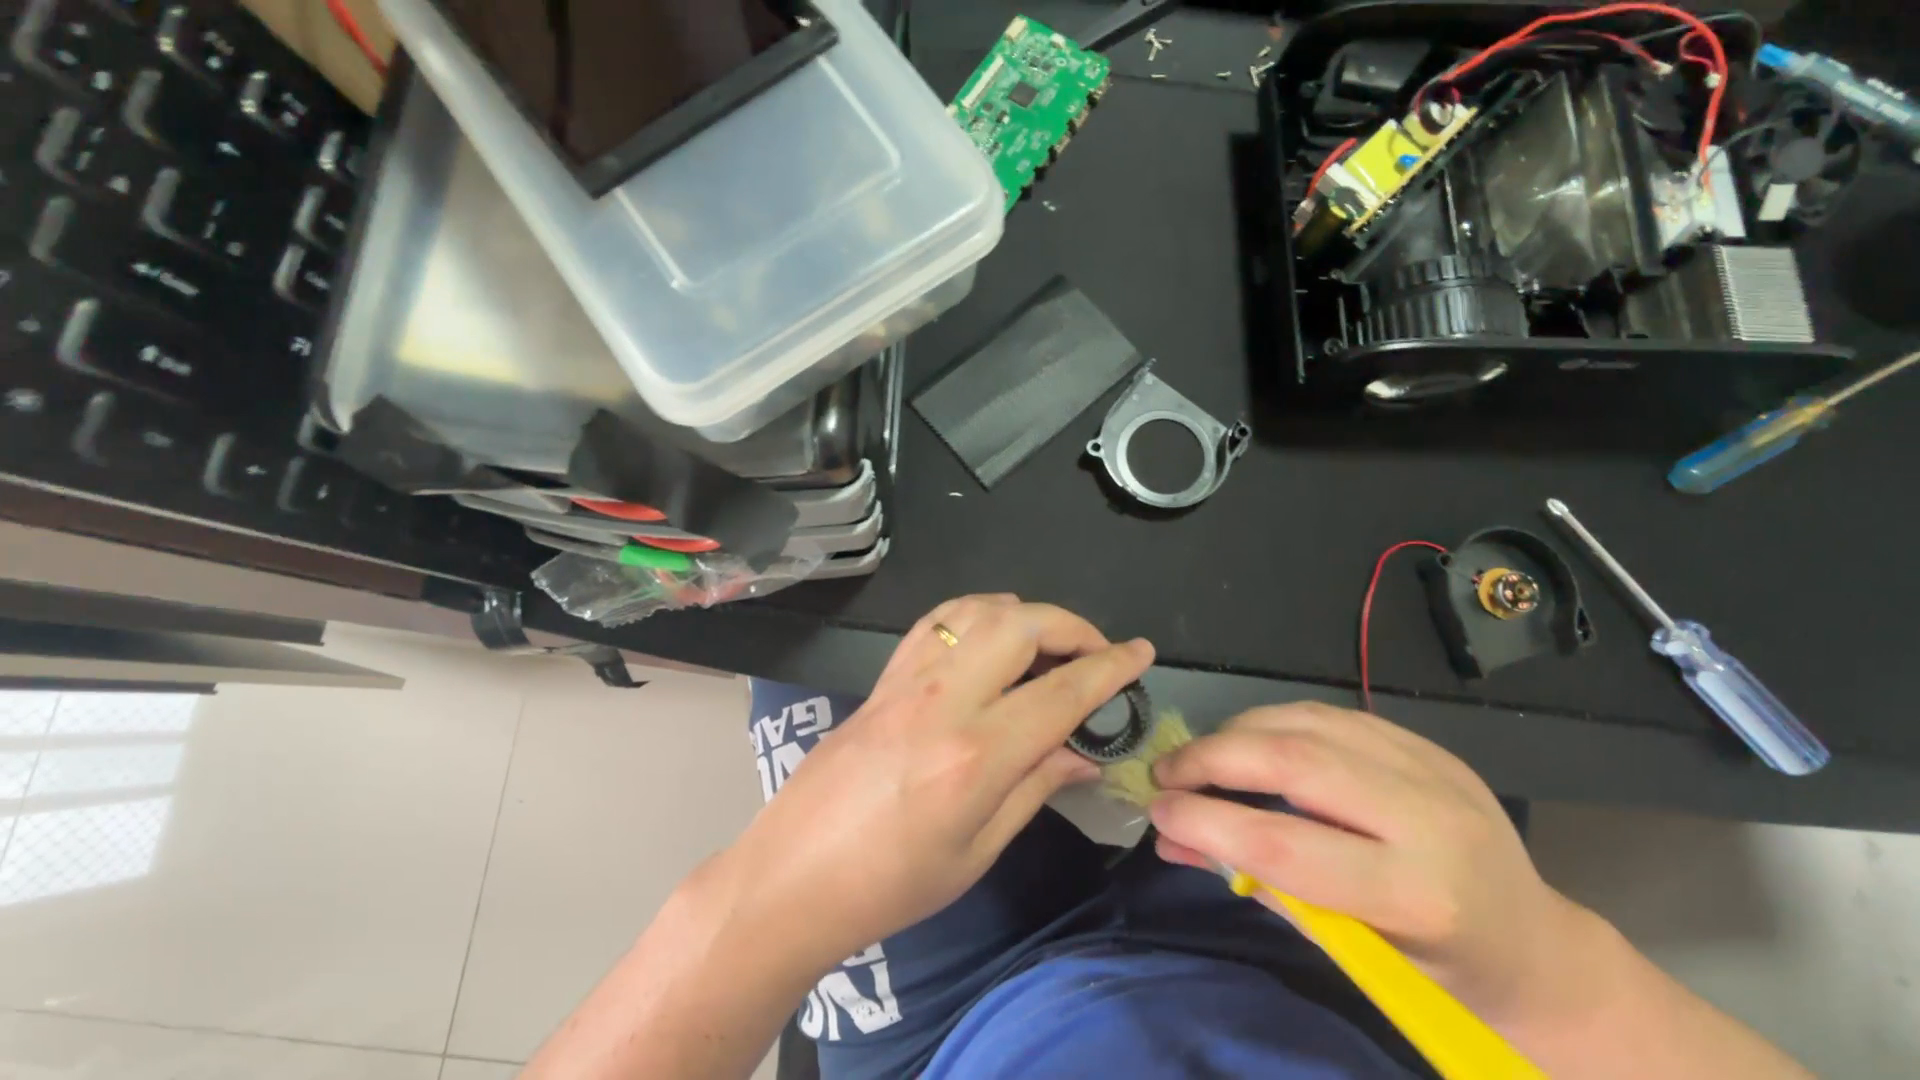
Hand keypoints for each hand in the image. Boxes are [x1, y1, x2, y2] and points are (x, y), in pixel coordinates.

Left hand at [717, 595, 1154, 967]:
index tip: (1141, 654)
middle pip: (1020, 626)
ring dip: (1024, 613)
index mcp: (976, 755)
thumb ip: (1037, 788)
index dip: (1111, 668)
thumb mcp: (978, 850)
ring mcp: (905, 683)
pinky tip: (988, 637)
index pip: (1061, 692)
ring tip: (1048, 643)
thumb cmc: (891, 884)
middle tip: (1097, 653)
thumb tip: (1086, 754)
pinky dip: (974, 615)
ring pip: (976, 611)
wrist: (792, 878)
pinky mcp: (881, 680)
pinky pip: (934, 623)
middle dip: (1072, 626)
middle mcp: (943, 701)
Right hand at [1147, 703, 1583, 1023]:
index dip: (1207, 821)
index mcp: (1415, 893)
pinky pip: (1333, 714)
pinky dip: (1276, 723)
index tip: (1157, 812)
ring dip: (1238, 732)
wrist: (1532, 946)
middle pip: (1296, 760)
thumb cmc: (1435, 972)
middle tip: (1166, 773)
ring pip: (1310, 722)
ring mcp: (1433, 770)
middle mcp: (1428, 818)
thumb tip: (1172, 842)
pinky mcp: (1428, 745)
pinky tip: (1249, 743)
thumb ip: (1259, 886)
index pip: (1286, 844)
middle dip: (1213, 758)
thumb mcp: (1347, 948)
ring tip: (1200, 757)